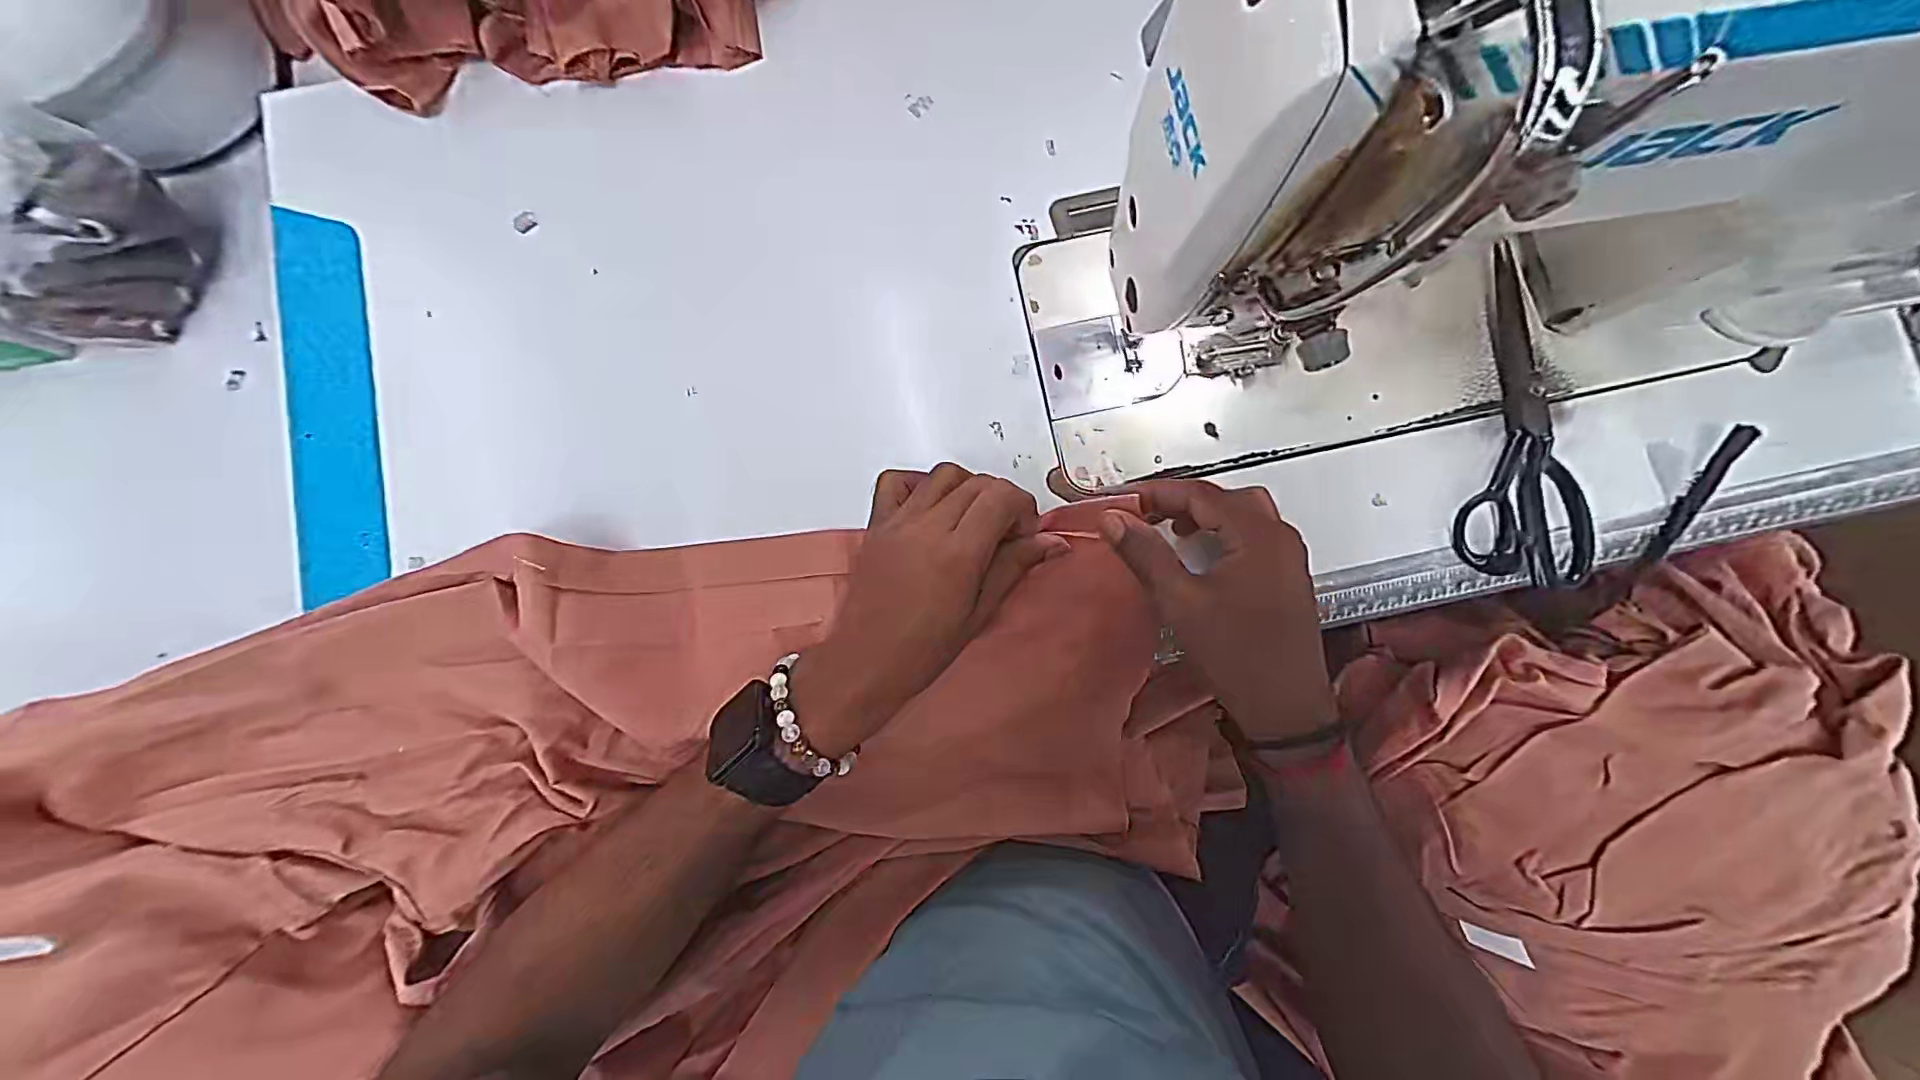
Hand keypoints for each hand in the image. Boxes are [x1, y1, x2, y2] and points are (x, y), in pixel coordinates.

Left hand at [793, 464, 1069, 754]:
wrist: (866, 663)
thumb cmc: (922, 651)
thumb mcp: (979, 614)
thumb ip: (1014, 567)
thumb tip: (1051, 542)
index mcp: (957, 553)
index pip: (1001, 496)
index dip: (1023, 508)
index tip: (1025, 533)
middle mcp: (926, 529)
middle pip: (977, 483)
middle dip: (1002, 499)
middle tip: (1006, 532)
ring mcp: (898, 523)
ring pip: (943, 475)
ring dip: (967, 487)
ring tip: (972, 519)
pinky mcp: (876, 526)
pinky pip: (896, 482)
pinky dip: (919, 484)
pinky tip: (930, 508)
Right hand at [1097, 480, 1335, 741]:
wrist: (1285, 706)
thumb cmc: (1239, 657)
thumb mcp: (1180, 602)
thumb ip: (1145, 554)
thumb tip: (1117, 521)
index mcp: (1257, 536)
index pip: (1199, 493)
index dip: (1156, 492)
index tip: (1125, 500)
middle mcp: (1279, 538)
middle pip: (1222, 496)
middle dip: (1178, 499)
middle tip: (1142, 512)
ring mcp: (1287, 556)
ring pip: (1240, 512)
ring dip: (1201, 513)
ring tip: (1165, 528)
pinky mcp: (1285, 575)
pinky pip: (1251, 534)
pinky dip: (1220, 531)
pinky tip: (1197, 552)